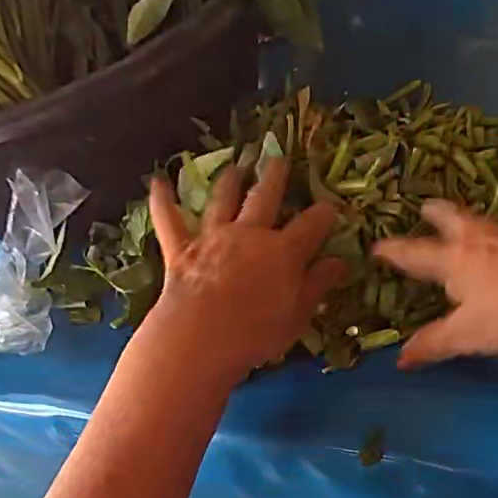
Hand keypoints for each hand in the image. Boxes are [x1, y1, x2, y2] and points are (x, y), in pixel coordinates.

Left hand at [139, 158, 346, 385]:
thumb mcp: (296, 316)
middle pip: (266, 197)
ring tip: (235, 166)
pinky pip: (170, 219)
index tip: (331, 207)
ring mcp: (213, 238)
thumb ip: (317, 286)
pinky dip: (162, 200)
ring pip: (223, 200)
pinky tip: (157, 182)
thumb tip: (340, 262)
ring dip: (230, 180)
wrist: (200, 338)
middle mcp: (250, 235)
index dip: (324, 214)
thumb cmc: (255, 335)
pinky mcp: (182, 250)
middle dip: (275, 176)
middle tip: (280, 159)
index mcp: (284, 252)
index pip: (312, 225)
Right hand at [373, 201, 497, 367]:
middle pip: (455, 220)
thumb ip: (433, 344)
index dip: (393, 252)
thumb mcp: (468, 336)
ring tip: (467, 228)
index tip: (376, 247)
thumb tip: (401, 359)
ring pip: (489, 225)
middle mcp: (486, 240)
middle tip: (425, 206)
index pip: (415, 253)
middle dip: (436, 214)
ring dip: (472, 224)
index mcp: (456, 259)